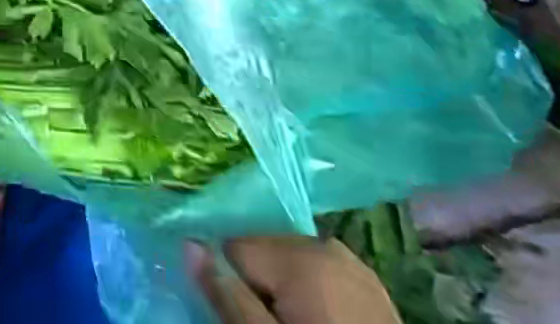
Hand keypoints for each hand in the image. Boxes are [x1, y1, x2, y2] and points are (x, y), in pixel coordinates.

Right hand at [192, 237, 400, 323]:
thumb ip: (227, 295)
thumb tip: (189, 244)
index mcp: (298, 254)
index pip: (232, 245)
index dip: (230, 281)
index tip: (245, 313)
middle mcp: (324, 243)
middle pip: (261, 247)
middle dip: (258, 281)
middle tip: (271, 320)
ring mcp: (352, 261)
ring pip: (289, 258)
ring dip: (283, 285)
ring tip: (294, 320)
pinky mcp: (370, 283)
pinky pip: (320, 269)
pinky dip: (311, 288)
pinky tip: (318, 318)